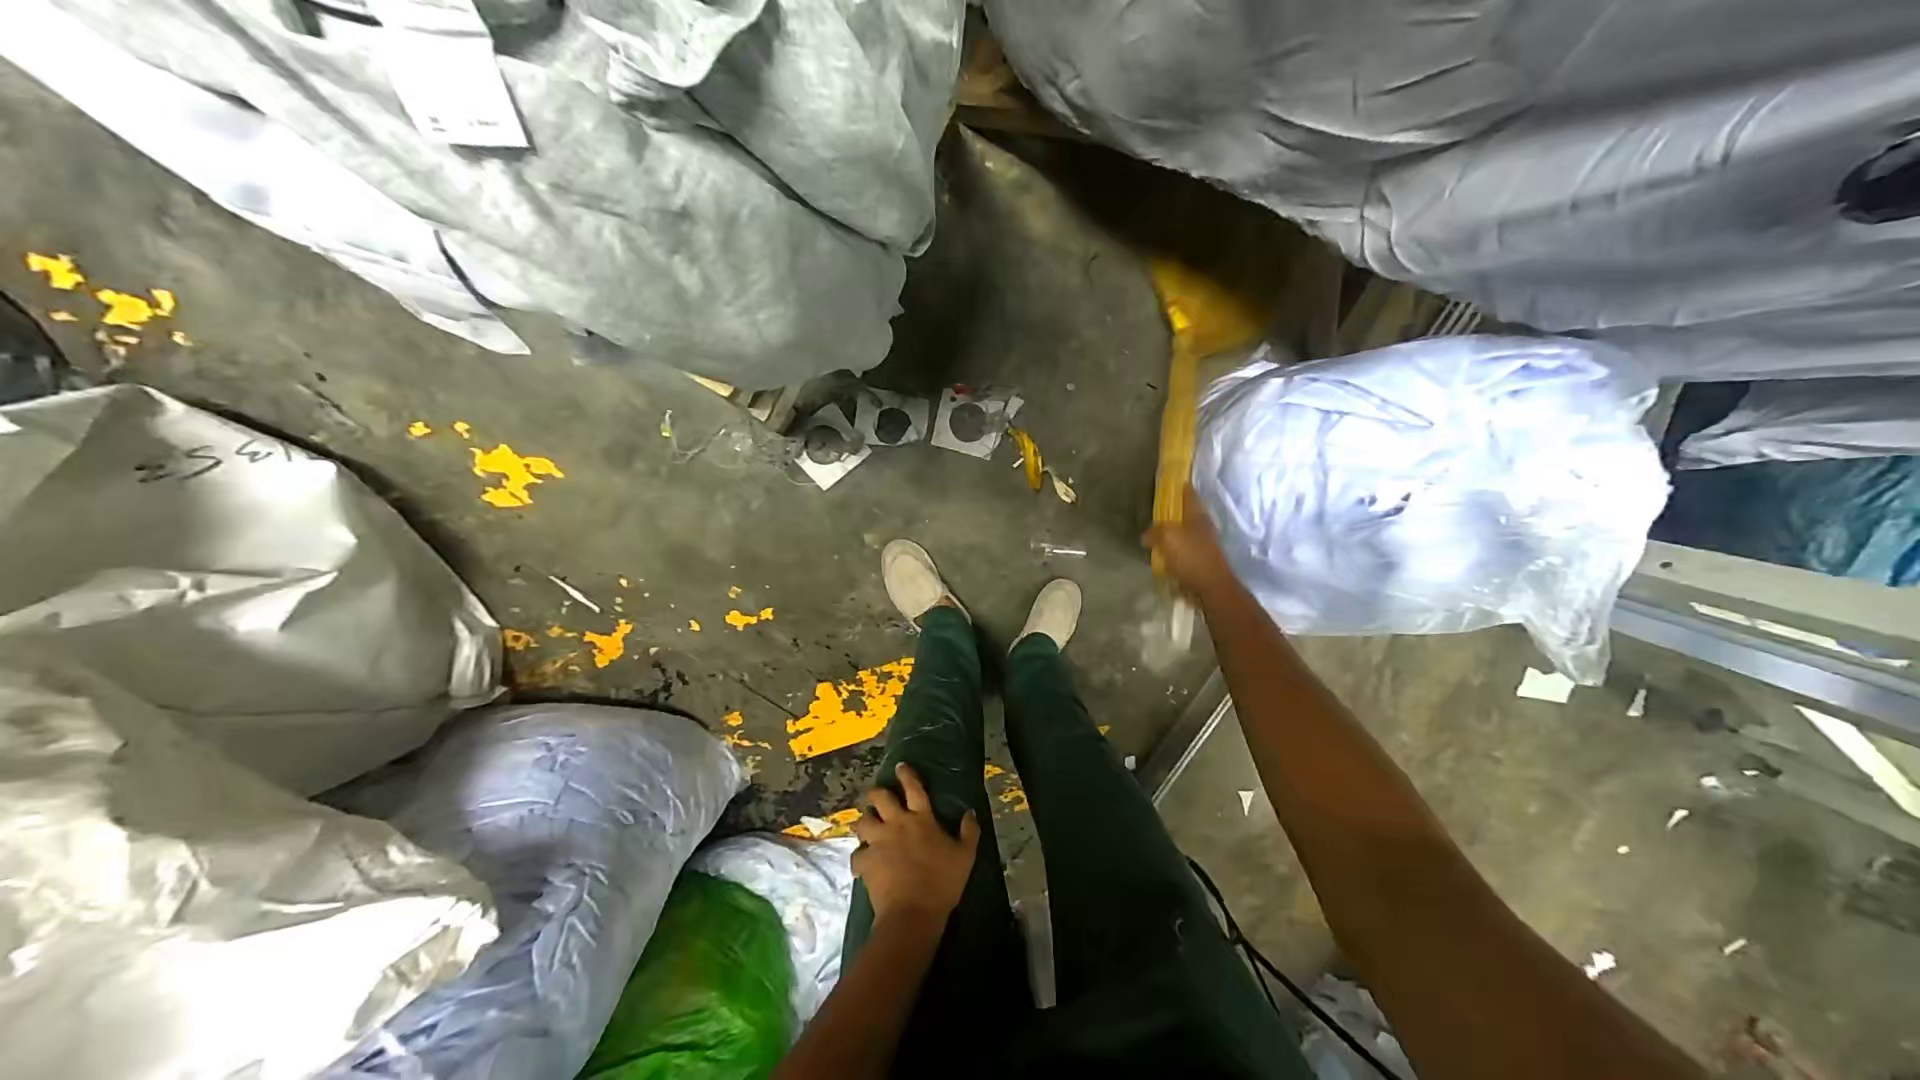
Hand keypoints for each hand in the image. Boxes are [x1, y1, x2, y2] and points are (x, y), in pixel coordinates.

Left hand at [851, 762, 978, 925]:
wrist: (913, 911)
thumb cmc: (943, 882)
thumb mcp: (966, 856)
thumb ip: (969, 831)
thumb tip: (970, 812)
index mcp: (922, 819)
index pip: (913, 788)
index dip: (906, 774)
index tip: (900, 766)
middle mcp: (897, 824)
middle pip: (880, 797)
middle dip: (876, 793)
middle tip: (877, 795)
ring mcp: (879, 841)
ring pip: (863, 821)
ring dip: (865, 821)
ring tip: (867, 825)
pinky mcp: (866, 860)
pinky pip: (857, 854)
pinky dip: (859, 856)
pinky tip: (862, 861)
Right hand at [1143, 484, 1238, 599]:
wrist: (1212, 587)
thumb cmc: (1191, 557)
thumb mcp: (1167, 538)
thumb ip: (1154, 531)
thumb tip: (1146, 535)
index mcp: (1197, 515)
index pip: (1188, 493)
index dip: (1179, 486)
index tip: (1169, 481)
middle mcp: (1203, 526)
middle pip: (1186, 512)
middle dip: (1173, 510)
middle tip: (1156, 509)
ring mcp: (1204, 543)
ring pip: (1185, 531)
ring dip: (1173, 531)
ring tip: (1156, 534)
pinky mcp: (1202, 559)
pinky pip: (1184, 548)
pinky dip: (1174, 548)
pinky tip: (1164, 554)